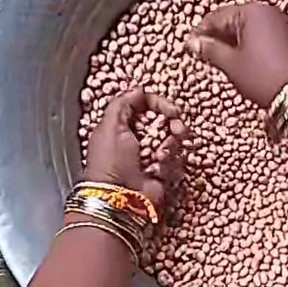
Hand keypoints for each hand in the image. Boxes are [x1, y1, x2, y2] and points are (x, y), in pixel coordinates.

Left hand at [83, 89, 184, 208]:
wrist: (119, 198)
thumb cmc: (110, 163)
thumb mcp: (110, 126)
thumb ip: (123, 103)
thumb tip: (139, 88)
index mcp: (123, 124)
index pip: (148, 105)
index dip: (161, 104)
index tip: (171, 110)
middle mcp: (138, 138)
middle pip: (165, 121)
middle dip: (174, 124)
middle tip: (177, 130)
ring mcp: (151, 155)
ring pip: (174, 140)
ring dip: (170, 146)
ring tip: (161, 155)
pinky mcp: (162, 171)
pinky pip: (176, 159)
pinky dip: (169, 162)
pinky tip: (159, 168)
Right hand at [189, 2, 287, 106]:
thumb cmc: (263, 76)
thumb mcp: (230, 63)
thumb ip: (209, 49)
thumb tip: (194, 43)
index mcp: (251, 11)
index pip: (217, 16)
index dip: (201, 32)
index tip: (190, 44)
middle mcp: (266, 11)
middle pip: (232, 20)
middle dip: (216, 36)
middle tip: (201, 52)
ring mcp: (277, 23)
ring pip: (245, 28)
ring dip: (230, 41)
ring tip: (217, 58)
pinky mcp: (283, 37)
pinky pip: (257, 35)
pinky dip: (245, 45)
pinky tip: (236, 59)